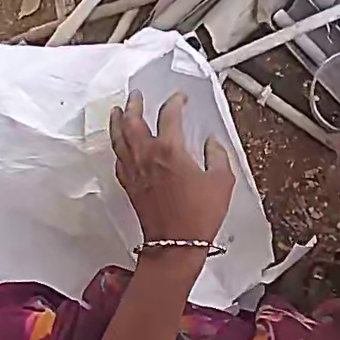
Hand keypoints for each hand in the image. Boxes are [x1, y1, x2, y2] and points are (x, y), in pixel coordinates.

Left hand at [111, 91, 235, 245]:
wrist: (176, 244)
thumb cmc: (198, 215)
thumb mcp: (221, 181)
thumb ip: (217, 156)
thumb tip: (212, 144)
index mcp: (170, 149)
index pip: (169, 115)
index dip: (175, 102)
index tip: (180, 99)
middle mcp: (147, 156)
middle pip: (133, 121)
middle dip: (134, 104)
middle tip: (136, 95)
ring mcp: (134, 171)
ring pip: (119, 138)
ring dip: (118, 121)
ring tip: (117, 111)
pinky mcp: (129, 185)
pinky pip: (118, 159)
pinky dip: (118, 147)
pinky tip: (120, 145)